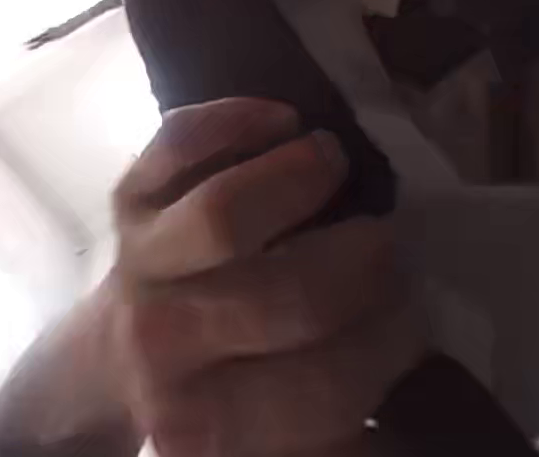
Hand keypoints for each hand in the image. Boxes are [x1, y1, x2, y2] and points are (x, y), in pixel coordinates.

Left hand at [108, 98, 421, 456]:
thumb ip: (333, 389)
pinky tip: (283, 118)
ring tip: (337, 159)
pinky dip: (236, 119)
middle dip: (358, 260)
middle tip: (388, 238)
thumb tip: (419, 351)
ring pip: (223, 213)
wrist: (119, 350)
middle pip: (281, 295)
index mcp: (210, 419)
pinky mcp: (129, 193)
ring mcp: (141, 259)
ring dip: (296, 178)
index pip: (323, 385)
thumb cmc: (218, 377)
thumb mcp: (273, 412)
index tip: (416, 310)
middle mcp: (165, 342)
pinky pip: (180, 144)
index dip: (387, 342)